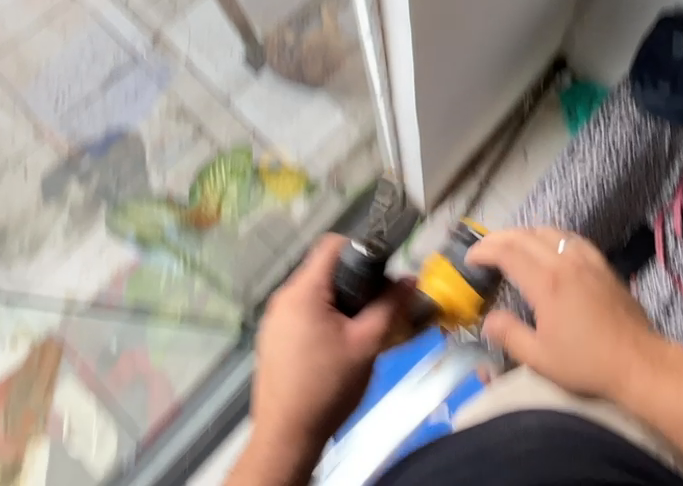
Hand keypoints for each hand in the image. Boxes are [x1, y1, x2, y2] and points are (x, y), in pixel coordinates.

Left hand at [251, 234, 411, 456]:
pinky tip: (337, 347)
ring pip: (314, 293)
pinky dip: (323, 318)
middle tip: (378, 306)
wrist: (286, 438)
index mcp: (302, 291)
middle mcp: (283, 298)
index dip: (361, 250)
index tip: (381, 274)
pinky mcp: (272, 340)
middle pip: (324, 270)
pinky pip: (302, 313)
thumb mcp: (367, 344)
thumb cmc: (328, 386)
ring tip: (361, 328)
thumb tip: (410, 279)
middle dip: (355, 282)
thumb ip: (390, 306)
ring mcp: (273, 320)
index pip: (332, 245)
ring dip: (340, 302)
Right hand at [468, 226, 665, 400]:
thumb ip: (510, 335)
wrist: (638, 362)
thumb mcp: (540, 358)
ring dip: (524, 234)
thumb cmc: (587, 363)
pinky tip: (550, 246)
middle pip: (524, 235)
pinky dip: (552, 236)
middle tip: (484, 249)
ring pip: (549, 231)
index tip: (470, 258)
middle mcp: (564, 261)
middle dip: (499, 237)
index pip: (507, 252)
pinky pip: (572, 238)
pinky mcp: (602, 264)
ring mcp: (586, 259)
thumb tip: (488, 320)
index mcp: (546, 282)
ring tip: (512, 245)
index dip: (484, 251)